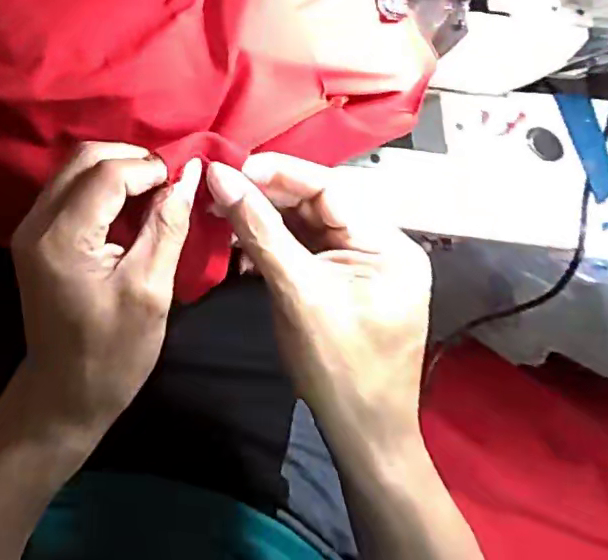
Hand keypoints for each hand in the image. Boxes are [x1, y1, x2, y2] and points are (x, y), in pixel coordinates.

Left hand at [10, 143, 201, 434]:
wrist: (63, 396)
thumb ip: (167, 225)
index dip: (151, 169)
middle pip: (86, 156)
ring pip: (77, 165)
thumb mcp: (150, 290)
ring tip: (155, 188)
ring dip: (119, 166)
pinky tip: (131, 200)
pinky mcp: (37, 232)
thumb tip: (189, 175)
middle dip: (134, 159)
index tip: (183, 183)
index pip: (109, 173)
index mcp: (62, 238)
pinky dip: (105, 180)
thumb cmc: (112, 353)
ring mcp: (32, 225)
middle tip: (169, 182)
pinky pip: (72, 184)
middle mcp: (37, 222)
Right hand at [206, 155, 431, 457]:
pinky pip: (305, 247)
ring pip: (307, 223)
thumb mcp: (296, 293)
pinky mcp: (343, 278)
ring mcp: (363, 262)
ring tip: (222, 209)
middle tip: (220, 187)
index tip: (235, 168)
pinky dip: (273, 242)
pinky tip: (239, 239)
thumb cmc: (338, 371)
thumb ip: (259, 230)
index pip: (331, 188)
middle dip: (267, 194)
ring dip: (265, 217)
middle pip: (317, 202)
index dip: (280, 173)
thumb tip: (222, 177)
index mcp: (388, 244)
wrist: (362, 440)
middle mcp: (381, 244)